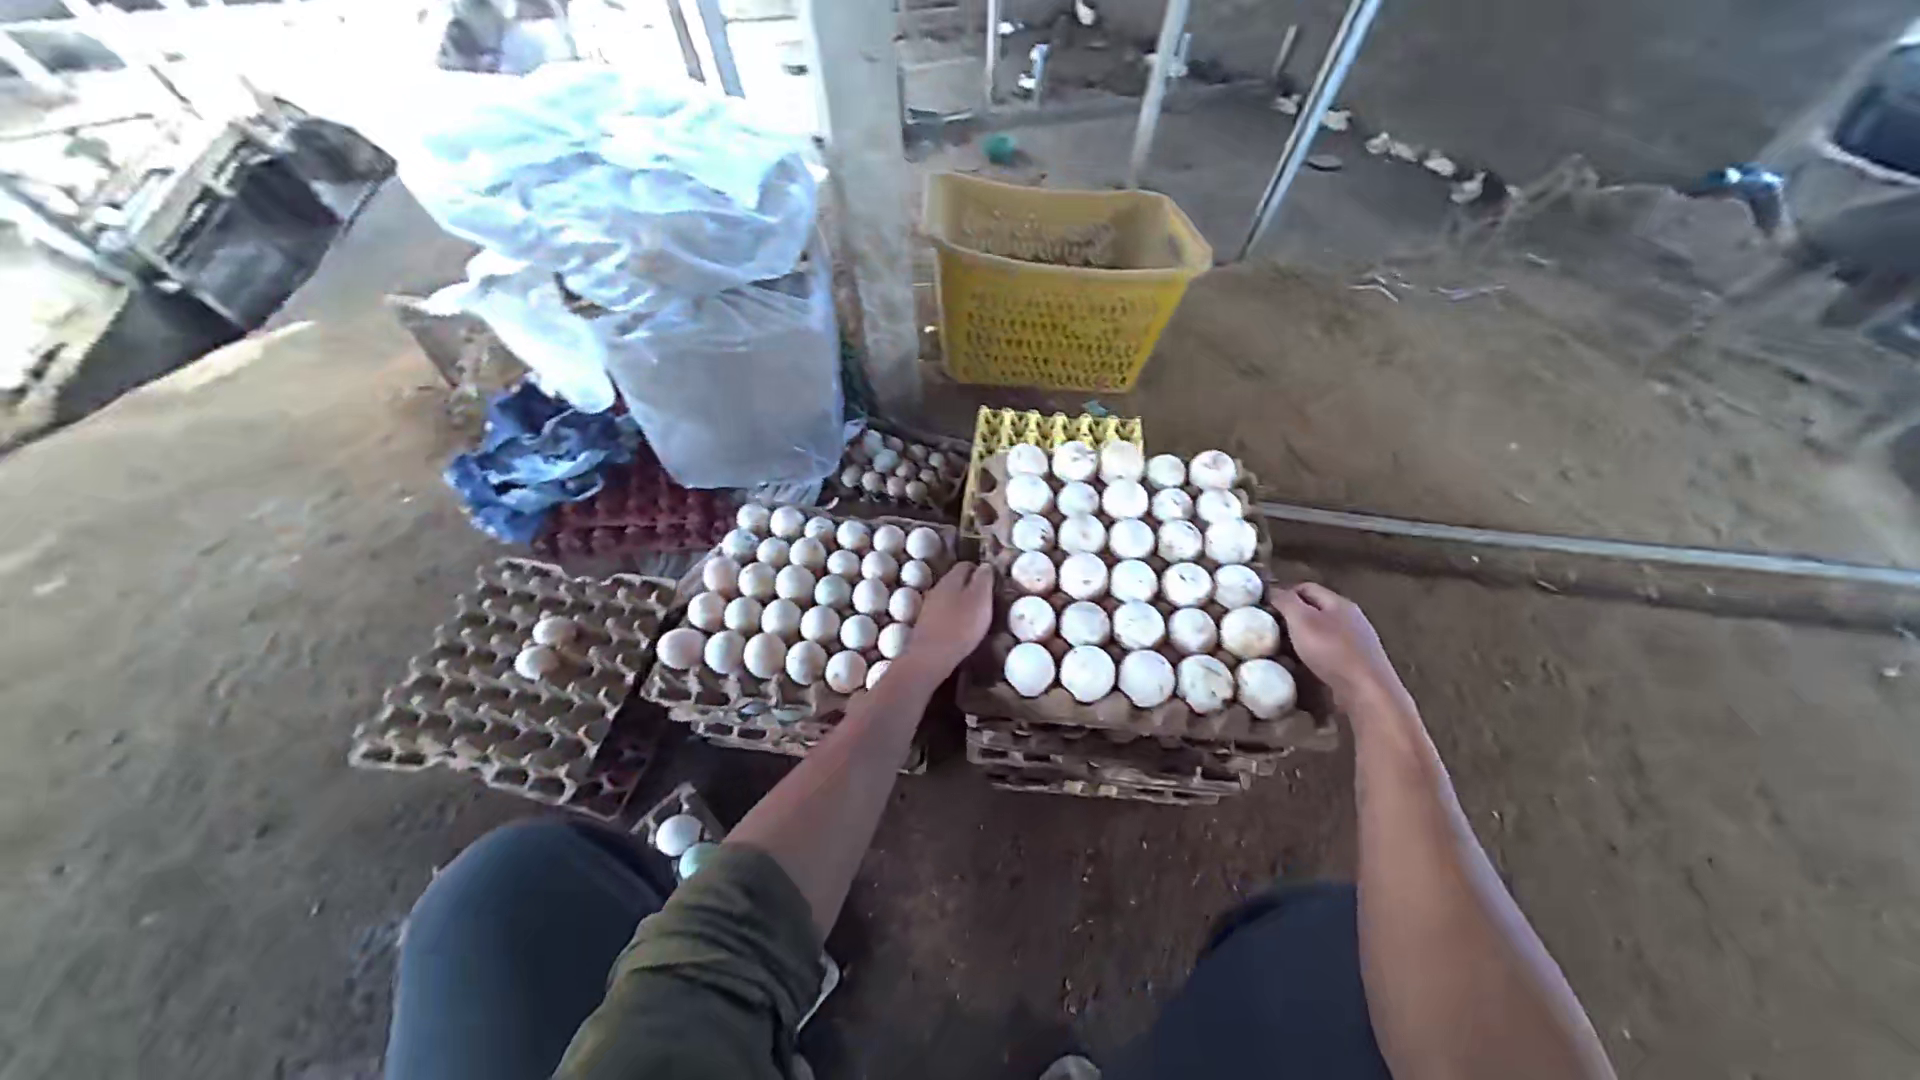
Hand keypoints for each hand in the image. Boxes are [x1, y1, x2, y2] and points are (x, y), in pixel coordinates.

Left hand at [900, 562, 995, 678]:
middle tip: (987, 601)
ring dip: (961, 602)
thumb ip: (984, 578)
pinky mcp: (926, 624)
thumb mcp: (981, 598)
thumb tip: (985, 565)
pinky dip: (953, 616)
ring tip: (976, 616)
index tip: (993, 584)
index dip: (981, 571)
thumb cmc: (961, 624)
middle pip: (956, 581)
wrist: (931, 656)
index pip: (966, 565)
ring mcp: (929, 606)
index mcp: (951, 578)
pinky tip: (960, 628)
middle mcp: (937, 588)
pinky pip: (943, 613)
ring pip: (949, 597)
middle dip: (971, 587)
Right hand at [1271, 582, 1403, 707]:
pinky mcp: (1356, 662)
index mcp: (1338, 602)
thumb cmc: (1331, 650)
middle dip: (1290, 618)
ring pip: (1319, 632)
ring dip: (1299, 639)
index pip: (1305, 588)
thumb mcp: (1301, 619)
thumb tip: (1272, 590)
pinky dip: (1312, 654)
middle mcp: (1350, 618)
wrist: (1367, 691)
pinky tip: (1303, 666)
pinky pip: (1327, 651)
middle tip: (1270, 631)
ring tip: (1282, 651)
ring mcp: (1355, 641)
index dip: (1283, 594)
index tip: (1265, 610)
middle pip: (1313, 610)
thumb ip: (1285, 601)